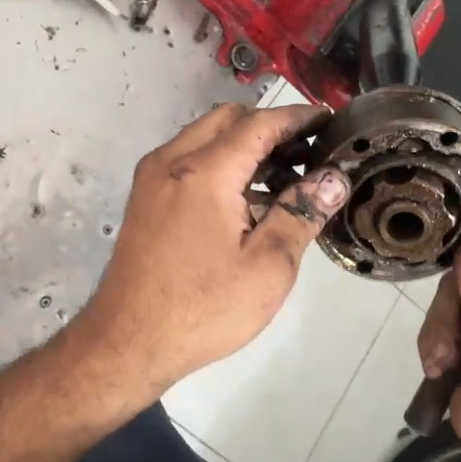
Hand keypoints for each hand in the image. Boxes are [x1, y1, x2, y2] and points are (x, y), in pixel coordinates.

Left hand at [79, 102, 349, 394]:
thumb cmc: (202, 309)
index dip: (299, 118)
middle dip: (271, 126)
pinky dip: (222, 162)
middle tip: (310, 150)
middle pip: (229, 119)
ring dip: (245, 144)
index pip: (260, 124)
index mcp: (204, 172)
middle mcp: (172, 161)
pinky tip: (248, 199)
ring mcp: (153, 178)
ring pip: (206, 137)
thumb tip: (333, 178)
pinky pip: (189, 159)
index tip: (331, 120)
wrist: (127, 343)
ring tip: (286, 177)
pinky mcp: (146, 198)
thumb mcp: (267, 267)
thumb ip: (300, 214)